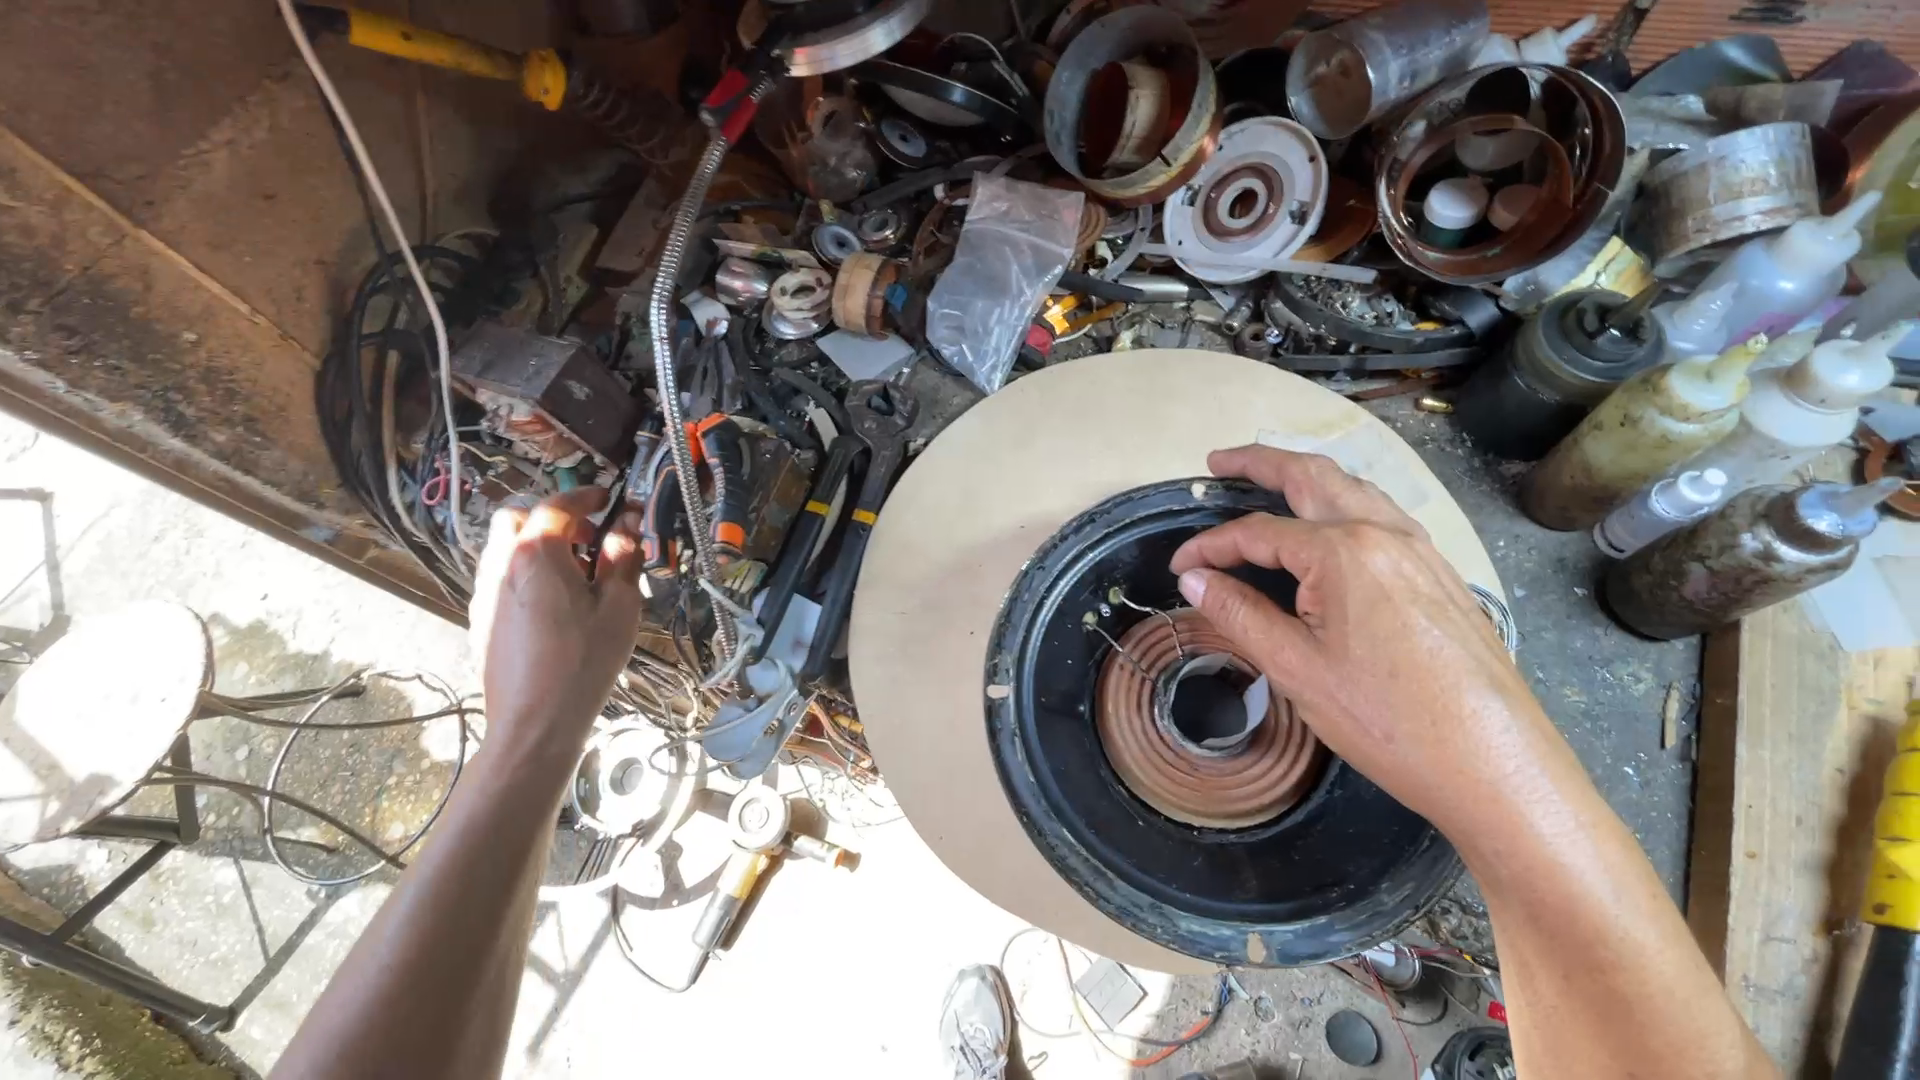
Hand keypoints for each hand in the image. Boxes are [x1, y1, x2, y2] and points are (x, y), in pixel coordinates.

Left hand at [467, 487, 642, 756]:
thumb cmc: (584, 660)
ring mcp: (486, 593)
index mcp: (536, 553)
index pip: (558, 504)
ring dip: (540, 546)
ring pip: (507, 548)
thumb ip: (623, 559)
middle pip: (519, 519)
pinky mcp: (482, 620)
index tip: (611, 499)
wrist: (534, 721)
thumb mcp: (620, 606)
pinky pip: (503, 578)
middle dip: (555, 518)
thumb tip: (627, 526)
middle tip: (590, 539)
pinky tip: (557, 606)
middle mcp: (501, 565)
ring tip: (577, 576)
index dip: (587, 496)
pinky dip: (529, 573)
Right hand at [1168, 446, 1568, 836]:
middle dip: (1260, 462)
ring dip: (1305, 475)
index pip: (1258, 533)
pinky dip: (1342, 500)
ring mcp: (1420, 548)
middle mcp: (1384, 532)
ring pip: (1354, 488)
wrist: (1492, 762)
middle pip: (1312, 477)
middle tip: (1218, 460)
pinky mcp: (1439, 571)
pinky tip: (1331, 523)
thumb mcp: (1296, 669)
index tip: (1179, 567)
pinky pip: (1381, 513)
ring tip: (1268, 478)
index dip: (1211, 546)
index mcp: (1343, 552)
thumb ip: (1239, 614)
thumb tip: (1192, 579)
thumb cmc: (1385, 718)